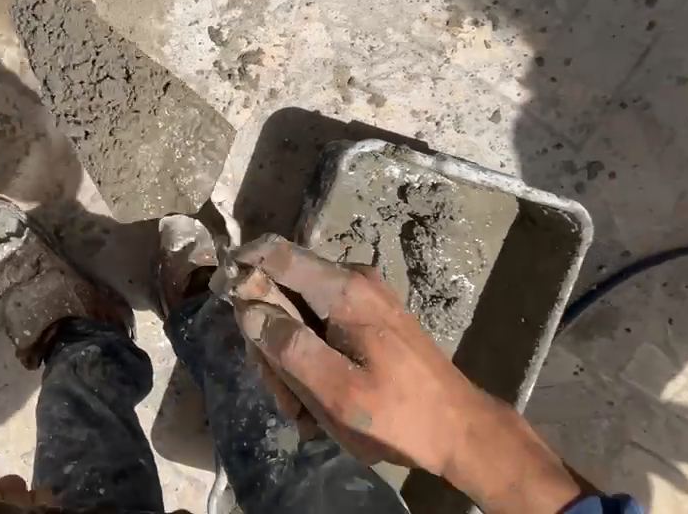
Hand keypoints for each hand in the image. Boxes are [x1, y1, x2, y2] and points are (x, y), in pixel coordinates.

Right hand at [229, 235, 585, 513]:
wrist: (466, 433)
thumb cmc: (402, 416)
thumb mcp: (339, 394)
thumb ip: (290, 349)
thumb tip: (248, 312)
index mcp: (344, 290)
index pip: (277, 253)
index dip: (241, 265)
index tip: (221, 294)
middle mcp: (352, 278)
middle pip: (284, 285)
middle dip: (268, 334)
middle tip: (277, 389)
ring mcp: (363, 293)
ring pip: (299, 306)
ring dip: (289, 352)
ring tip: (300, 407)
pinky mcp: (369, 312)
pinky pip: (320, 319)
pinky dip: (310, 352)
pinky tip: (317, 395)